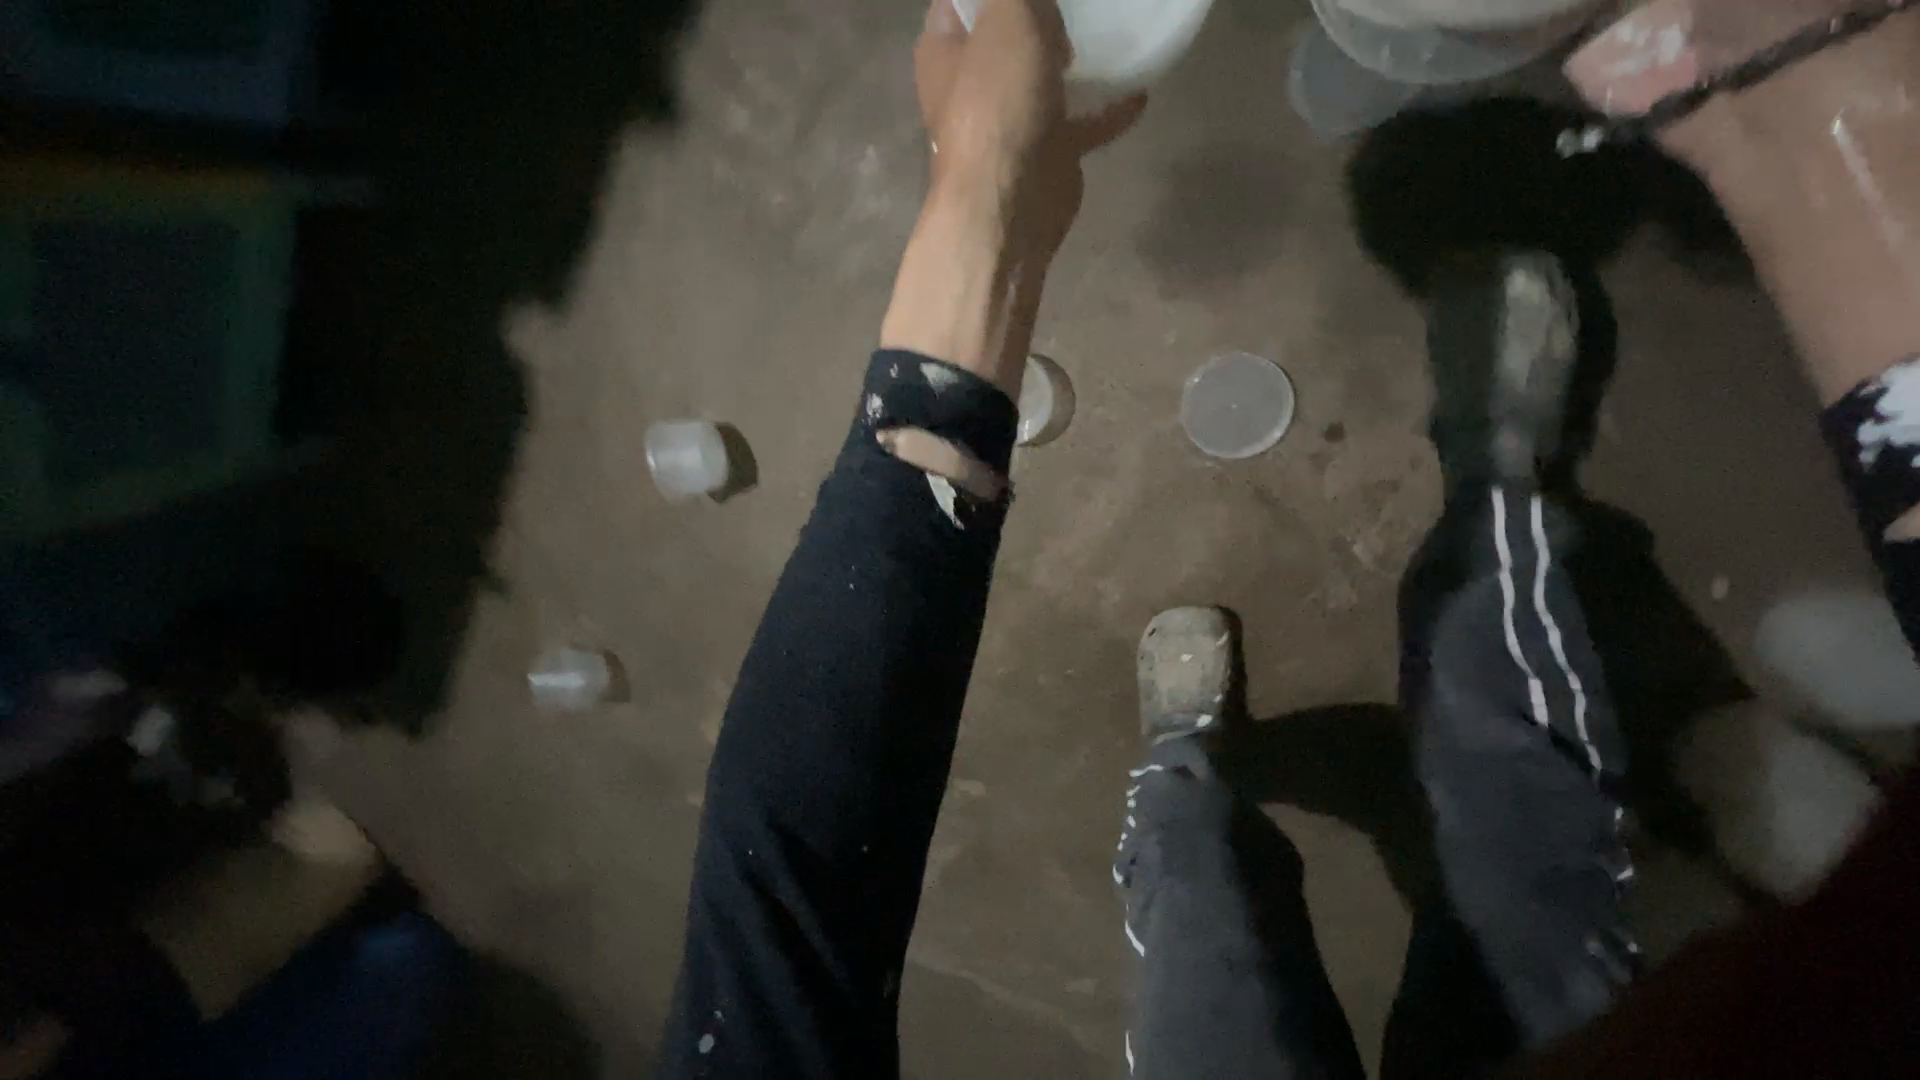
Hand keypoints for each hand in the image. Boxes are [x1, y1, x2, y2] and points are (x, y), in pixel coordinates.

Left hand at [882, 0, 1144, 393]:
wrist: (1010, 202)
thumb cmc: (997, 103)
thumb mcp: (1007, 14)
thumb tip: (1035, 3)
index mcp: (944, 50)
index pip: (961, 0)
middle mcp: (970, 87)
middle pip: (1004, 36)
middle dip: (1037, 15)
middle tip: (1075, 1)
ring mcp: (1007, 124)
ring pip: (1040, 80)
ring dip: (1070, 62)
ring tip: (1106, 31)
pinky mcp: (1043, 156)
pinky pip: (1080, 124)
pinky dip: (1107, 111)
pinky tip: (1139, 93)